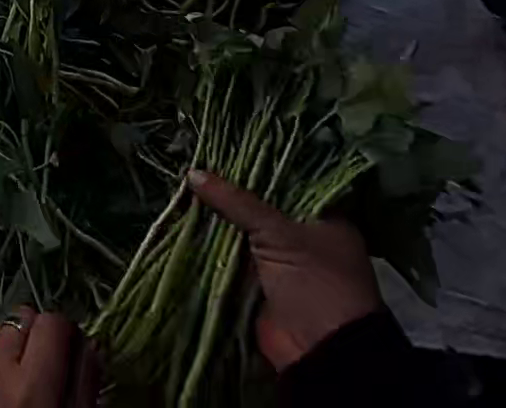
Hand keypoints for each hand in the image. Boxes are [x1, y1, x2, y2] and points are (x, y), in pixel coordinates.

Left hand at [0, 307, 98, 407]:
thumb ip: (84, 383)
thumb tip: (91, 344)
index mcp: (32, 386)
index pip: (53, 321)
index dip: (69, 333)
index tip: (78, 351)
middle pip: (24, 315)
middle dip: (43, 332)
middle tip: (57, 363)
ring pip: (4, 327)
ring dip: (21, 341)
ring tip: (34, 373)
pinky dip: (2, 356)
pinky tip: (13, 383)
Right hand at [189, 169, 379, 370]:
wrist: (321, 355)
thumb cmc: (315, 282)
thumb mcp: (278, 232)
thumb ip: (236, 201)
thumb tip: (193, 173)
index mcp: (323, 219)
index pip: (284, 181)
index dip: (252, 165)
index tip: (219, 149)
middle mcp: (302, 236)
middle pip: (258, 204)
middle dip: (227, 192)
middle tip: (194, 166)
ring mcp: (279, 261)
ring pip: (240, 229)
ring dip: (215, 216)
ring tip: (182, 187)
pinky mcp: (257, 282)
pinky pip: (229, 253)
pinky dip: (210, 241)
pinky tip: (184, 218)